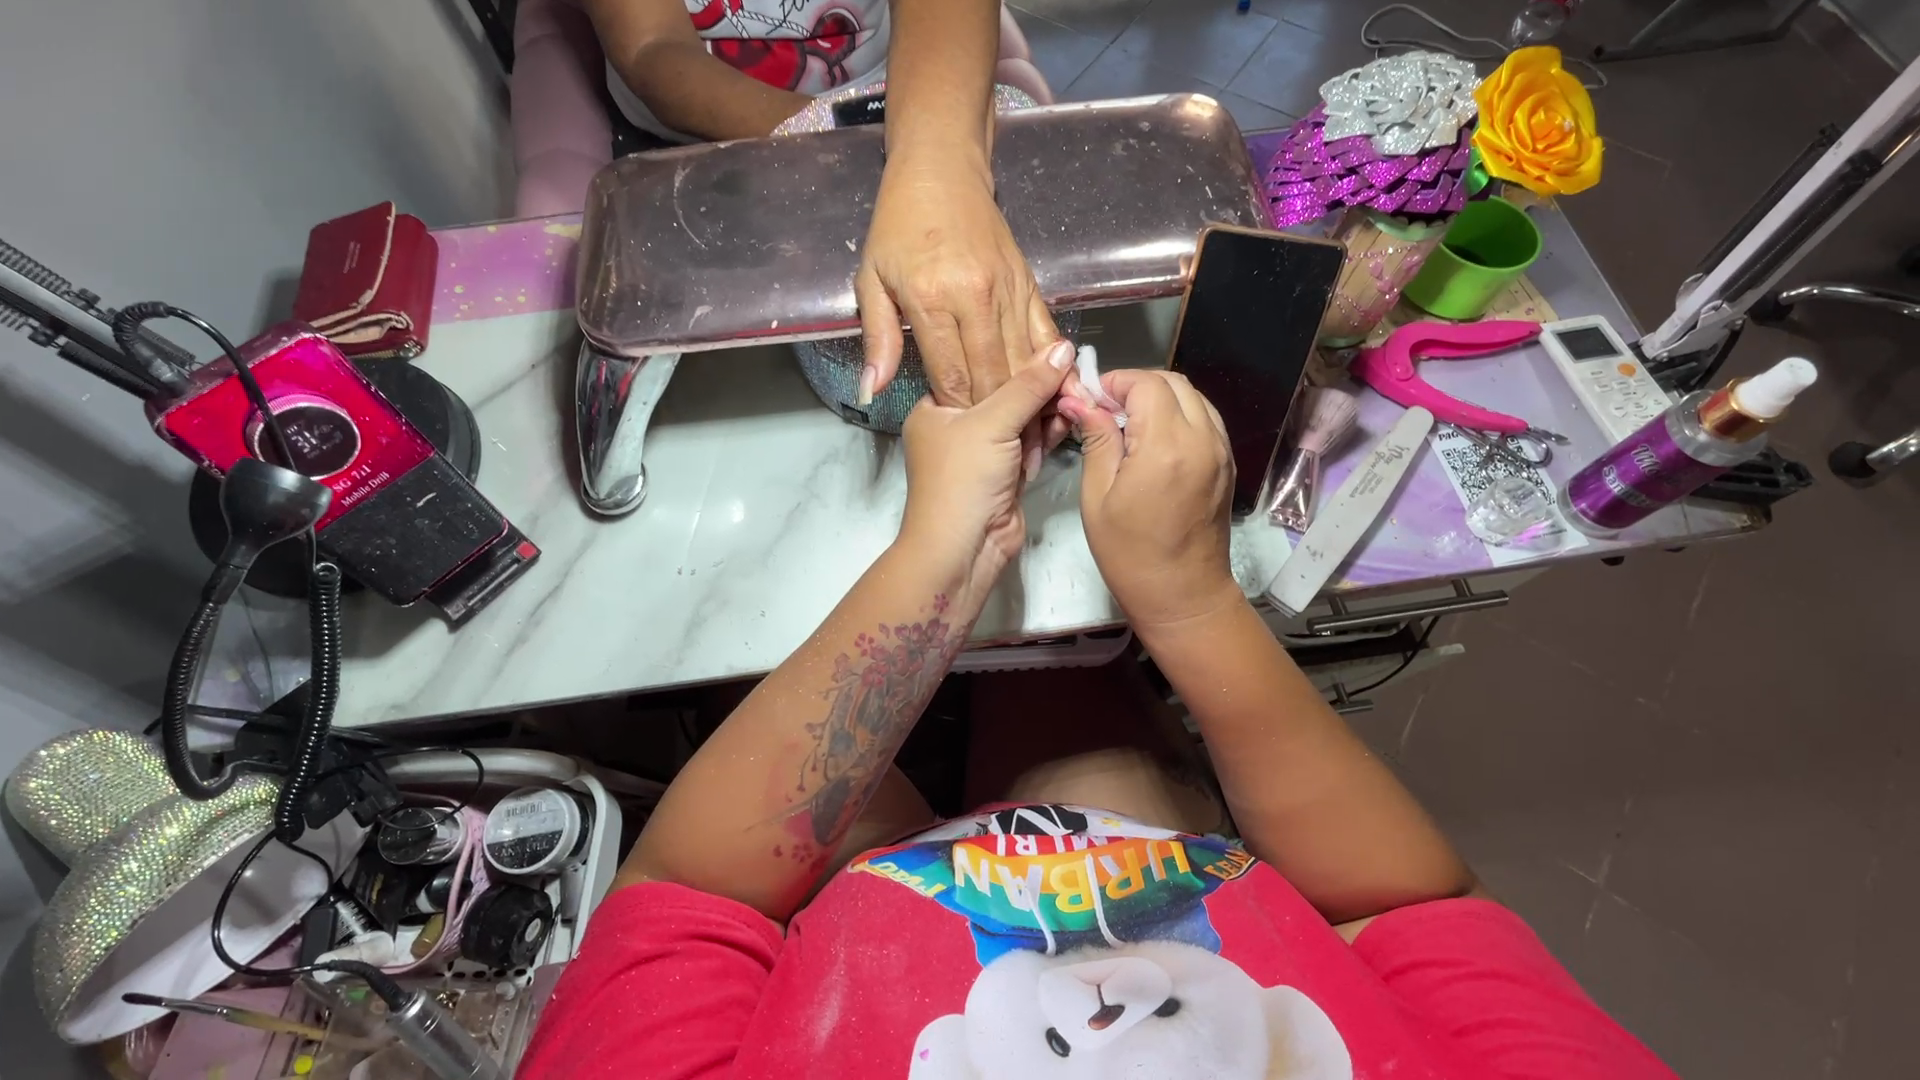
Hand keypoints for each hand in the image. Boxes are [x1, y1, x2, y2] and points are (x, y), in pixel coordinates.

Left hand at [856, 152, 1063, 465]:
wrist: (942, 170)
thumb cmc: (898, 228)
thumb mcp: (871, 280)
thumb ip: (878, 340)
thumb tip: (871, 392)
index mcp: (931, 300)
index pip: (952, 377)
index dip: (958, 414)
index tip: (961, 438)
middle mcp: (975, 299)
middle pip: (992, 377)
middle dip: (995, 418)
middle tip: (999, 449)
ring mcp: (1008, 291)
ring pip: (1023, 362)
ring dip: (1027, 402)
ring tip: (1029, 433)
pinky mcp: (1030, 285)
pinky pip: (1046, 335)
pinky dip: (1052, 368)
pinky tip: (1058, 393)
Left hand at [898, 339, 1075, 587]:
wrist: (963, 549)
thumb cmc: (962, 480)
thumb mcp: (992, 422)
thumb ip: (1028, 385)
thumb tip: (1064, 347)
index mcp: (936, 407)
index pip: (976, 366)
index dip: (1012, 355)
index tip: (1049, 345)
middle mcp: (957, 426)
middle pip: (1004, 392)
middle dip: (1038, 386)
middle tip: (1072, 374)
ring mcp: (983, 451)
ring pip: (1022, 417)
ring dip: (1048, 410)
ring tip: (1076, 395)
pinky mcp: (1006, 472)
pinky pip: (1031, 441)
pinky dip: (1049, 432)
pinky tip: (1071, 416)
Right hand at [1058, 371, 1240, 633]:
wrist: (1183, 595)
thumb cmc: (1129, 553)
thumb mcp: (1098, 497)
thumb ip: (1096, 440)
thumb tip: (1080, 400)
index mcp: (1166, 446)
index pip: (1145, 384)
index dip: (1115, 383)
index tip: (1091, 400)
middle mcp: (1202, 439)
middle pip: (1173, 383)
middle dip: (1136, 386)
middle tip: (1106, 410)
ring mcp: (1221, 450)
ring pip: (1193, 397)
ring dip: (1159, 398)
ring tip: (1129, 423)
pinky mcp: (1227, 463)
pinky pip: (1205, 419)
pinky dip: (1179, 415)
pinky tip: (1154, 439)